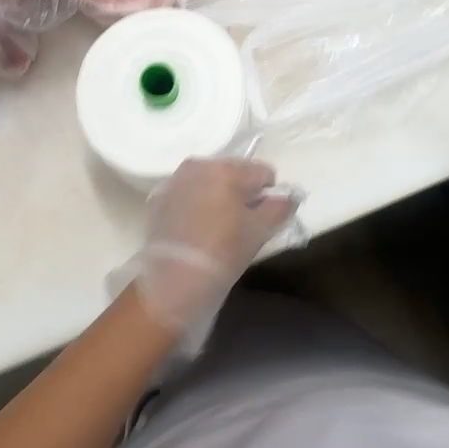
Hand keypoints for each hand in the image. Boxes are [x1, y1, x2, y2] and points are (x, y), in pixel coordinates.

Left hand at [130, 158, 298, 332]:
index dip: (268, 195)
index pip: (263, 172)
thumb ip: (279, 208)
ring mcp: (176, 180)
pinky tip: (197, 229)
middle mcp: (199, 165)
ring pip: (210, 181)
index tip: (262, 219)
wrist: (173, 281)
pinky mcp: (160, 198)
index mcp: (226, 169)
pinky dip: (197, 204)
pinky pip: (190, 193)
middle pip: (234, 172)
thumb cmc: (222, 253)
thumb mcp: (259, 231)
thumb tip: (288, 196)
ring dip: (219, 197)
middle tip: (241, 224)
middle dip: (241, 193)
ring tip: (217, 228)